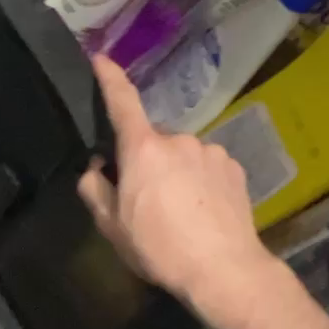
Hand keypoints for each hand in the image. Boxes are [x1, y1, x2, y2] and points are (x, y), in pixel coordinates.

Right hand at [77, 55, 284, 316]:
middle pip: (151, 141)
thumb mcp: (110, 225)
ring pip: (180, 155)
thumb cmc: (158, 247)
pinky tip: (199, 212)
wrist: (222, 270)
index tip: (100, 58)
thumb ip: (94, 189)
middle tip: (140, 201)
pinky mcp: (234, 168)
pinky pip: (205, 167)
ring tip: (175, 213)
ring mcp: (211, 151)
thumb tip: (98, 167)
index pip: (122, 103)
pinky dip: (197, 182)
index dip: (109, 79)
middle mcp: (179, 140)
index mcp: (143, 149)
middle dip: (143, 161)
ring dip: (173, 173)